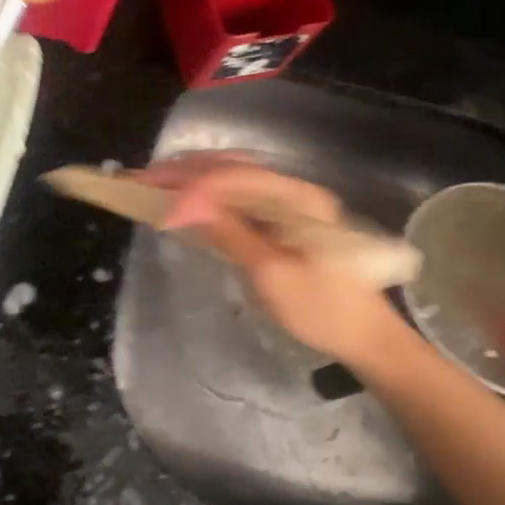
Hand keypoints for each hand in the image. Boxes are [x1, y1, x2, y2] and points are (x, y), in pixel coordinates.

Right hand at [131, 154, 417, 370]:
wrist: (366, 337)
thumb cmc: (322, 311)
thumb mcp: (271, 276)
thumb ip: (229, 234)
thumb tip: (184, 205)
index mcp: (298, 198)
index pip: (234, 177)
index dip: (191, 187)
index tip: (156, 204)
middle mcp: (293, 190)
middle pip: (231, 167)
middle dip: (183, 171)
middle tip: (138, 180)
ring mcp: (289, 203)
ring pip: (232, 178)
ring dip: (191, 178)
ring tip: (151, 184)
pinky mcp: (282, 219)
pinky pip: (238, 196)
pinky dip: (206, 196)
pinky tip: (183, 201)